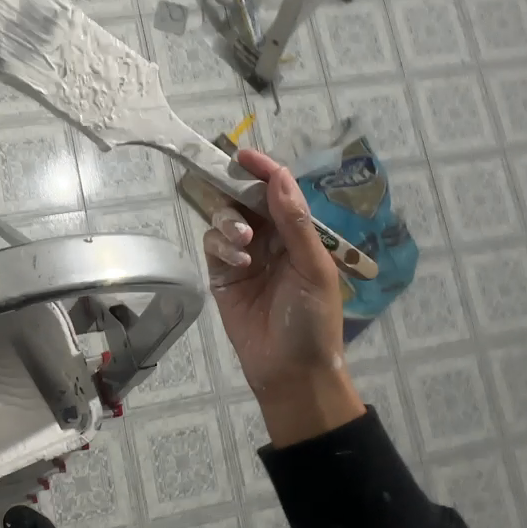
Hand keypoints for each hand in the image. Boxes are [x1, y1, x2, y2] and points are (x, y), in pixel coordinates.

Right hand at [203, 149, 363, 446]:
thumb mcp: (313, 268)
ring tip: (243, 243)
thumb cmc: (313, 320)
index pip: (279, 192)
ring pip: (226, 218)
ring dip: (231, 222)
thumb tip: (280, 178)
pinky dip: (221, 245)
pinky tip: (237, 262)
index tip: (243, 157)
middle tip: (228, 186)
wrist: (290, 370)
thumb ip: (295, 223)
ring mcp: (244, 255)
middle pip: (246, 199)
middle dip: (237, 193)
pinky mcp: (222, 273)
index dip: (263, 171)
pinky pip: (213, 243)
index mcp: (298, 234)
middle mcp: (271, 238)